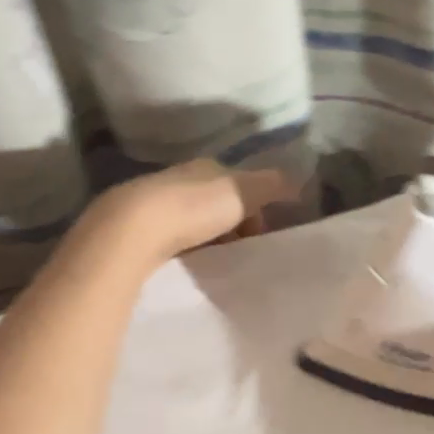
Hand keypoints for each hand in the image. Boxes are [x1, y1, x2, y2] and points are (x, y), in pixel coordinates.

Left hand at [69, 158, 296, 272]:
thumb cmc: (194, 208)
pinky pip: (172, 240)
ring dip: (208, 239)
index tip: (260, 237)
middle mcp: (178, 178)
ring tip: (217, 264)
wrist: (134, 229)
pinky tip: (190, 267)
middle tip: (241, 254)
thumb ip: (272, 186)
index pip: (237, 184)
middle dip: (231, 225)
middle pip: (214, 202)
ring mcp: (155, 203)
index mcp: (204, 167)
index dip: (254, 209)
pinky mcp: (137, 229)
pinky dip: (186, 251)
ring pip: (192, 221)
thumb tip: (299, 183)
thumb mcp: (243, 193)